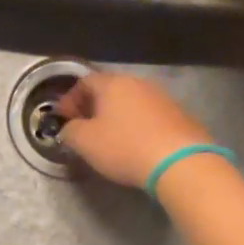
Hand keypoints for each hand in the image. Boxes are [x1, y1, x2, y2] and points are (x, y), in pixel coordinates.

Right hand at [57, 72, 212, 188]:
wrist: (180, 162)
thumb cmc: (125, 147)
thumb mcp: (85, 142)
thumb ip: (69, 131)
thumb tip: (69, 128)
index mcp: (113, 84)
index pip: (84, 82)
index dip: (69, 99)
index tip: (63, 119)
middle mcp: (139, 84)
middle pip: (109, 90)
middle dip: (93, 107)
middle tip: (83, 128)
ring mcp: (163, 98)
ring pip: (131, 103)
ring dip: (116, 117)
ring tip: (109, 139)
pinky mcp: (180, 116)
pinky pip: (149, 116)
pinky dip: (137, 126)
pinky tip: (135, 145)